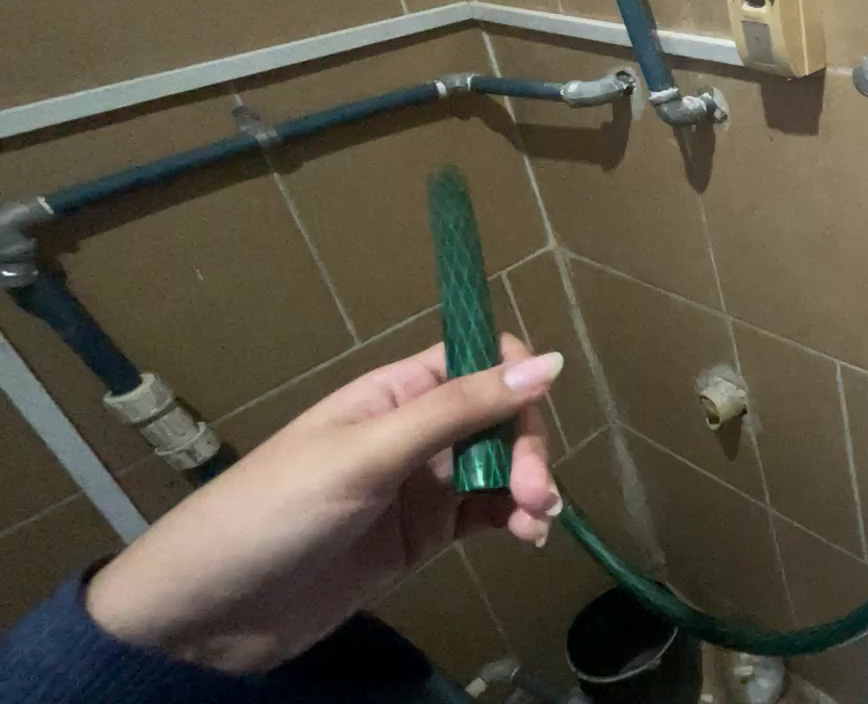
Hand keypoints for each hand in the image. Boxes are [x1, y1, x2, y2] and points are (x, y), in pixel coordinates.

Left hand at [85, 335, 563, 673]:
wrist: (196, 626)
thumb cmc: (273, 514)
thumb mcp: (368, 455)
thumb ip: (460, 409)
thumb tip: (553, 361)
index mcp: (401, 393)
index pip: (483, 359)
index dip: (517, 376)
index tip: (532, 411)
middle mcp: (424, 428)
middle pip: (504, 416)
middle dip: (527, 449)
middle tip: (535, 493)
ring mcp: (429, 480)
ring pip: (506, 464)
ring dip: (532, 485)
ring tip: (536, 520)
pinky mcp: (431, 528)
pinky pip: (492, 510)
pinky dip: (518, 517)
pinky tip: (528, 535)